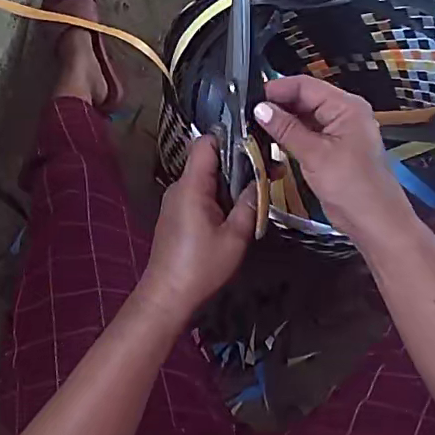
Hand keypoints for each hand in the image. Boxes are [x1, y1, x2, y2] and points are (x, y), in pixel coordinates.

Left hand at [139, 136, 256, 312]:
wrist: (167, 296)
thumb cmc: (201, 266)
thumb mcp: (235, 237)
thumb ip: (250, 204)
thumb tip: (261, 180)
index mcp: (191, 186)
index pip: (205, 143)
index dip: (230, 138)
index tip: (256, 147)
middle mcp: (179, 187)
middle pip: (208, 161)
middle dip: (237, 164)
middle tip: (268, 172)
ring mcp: (174, 201)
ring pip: (205, 180)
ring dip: (229, 184)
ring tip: (256, 194)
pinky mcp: (175, 216)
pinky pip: (198, 195)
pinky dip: (217, 198)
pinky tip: (235, 213)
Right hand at [250, 76, 416, 240]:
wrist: (374, 221)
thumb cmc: (353, 186)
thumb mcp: (315, 154)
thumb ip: (286, 129)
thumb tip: (261, 109)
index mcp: (347, 107)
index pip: (306, 86)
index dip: (278, 89)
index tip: (252, 99)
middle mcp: (344, 114)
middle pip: (305, 99)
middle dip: (278, 105)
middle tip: (249, 115)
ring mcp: (338, 132)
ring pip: (304, 117)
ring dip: (282, 121)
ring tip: (255, 126)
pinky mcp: (332, 150)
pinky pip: (307, 134)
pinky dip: (290, 136)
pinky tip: (271, 141)